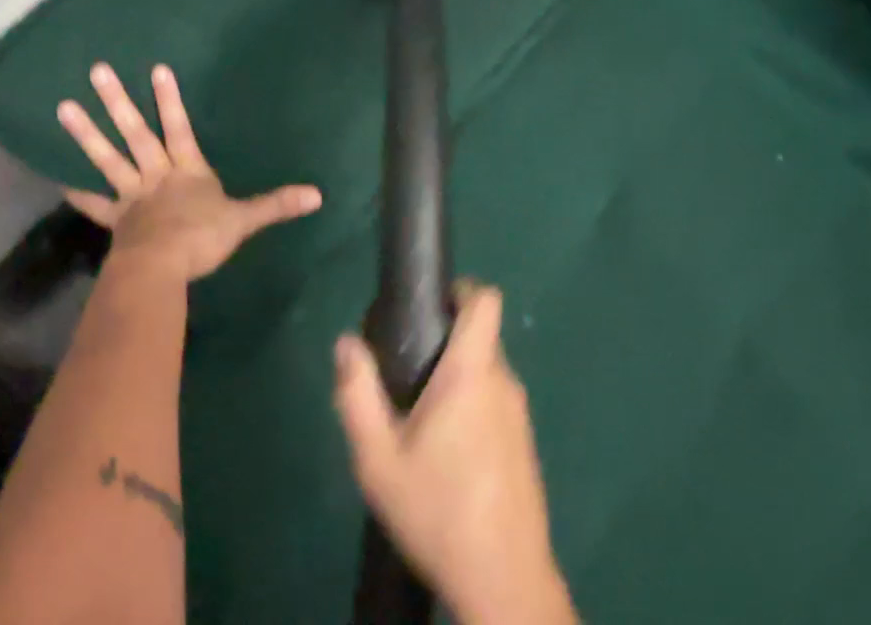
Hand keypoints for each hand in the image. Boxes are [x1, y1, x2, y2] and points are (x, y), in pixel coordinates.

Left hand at [56, 62, 321, 281]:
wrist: (161, 268)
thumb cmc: (202, 239)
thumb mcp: (245, 220)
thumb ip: (276, 205)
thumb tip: (318, 195)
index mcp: (188, 171)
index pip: (179, 128)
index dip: (169, 99)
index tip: (156, 69)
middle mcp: (156, 175)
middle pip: (137, 133)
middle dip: (118, 102)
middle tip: (97, 71)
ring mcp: (132, 196)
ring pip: (107, 159)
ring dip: (86, 134)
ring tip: (63, 107)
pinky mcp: (117, 219)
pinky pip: (95, 205)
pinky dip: (79, 194)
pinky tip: (60, 182)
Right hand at [333, 280, 576, 624]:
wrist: (503, 579)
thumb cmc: (436, 510)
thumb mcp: (377, 458)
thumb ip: (357, 394)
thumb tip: (346, 343)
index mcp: (472, 374)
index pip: (486, 301)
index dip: (460, 290)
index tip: (426, 306)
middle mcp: (504, 384)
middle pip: (480, 338)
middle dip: (444, 343)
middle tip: (401, 376)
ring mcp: (520, 417)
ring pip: (486, 374)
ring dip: (456, 380)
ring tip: (416, 419)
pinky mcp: (524, 446)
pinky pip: (495, 405)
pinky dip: (471, 409)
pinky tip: (443, 454)